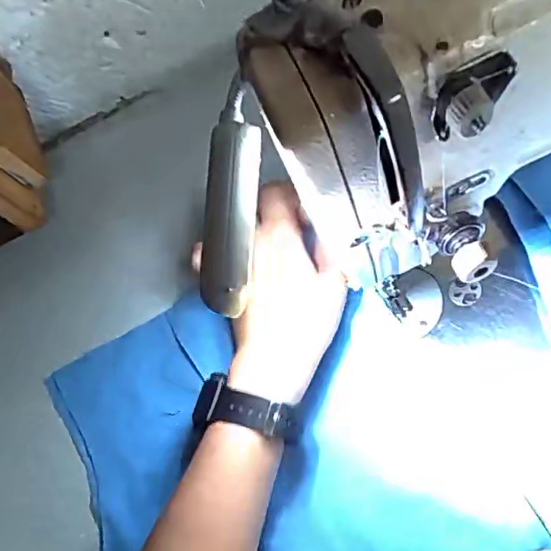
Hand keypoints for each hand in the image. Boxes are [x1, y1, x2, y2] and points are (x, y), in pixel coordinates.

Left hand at [202, 182, 346, 403]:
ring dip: (254, 229)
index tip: (304, 206)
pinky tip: (241, 260)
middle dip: (276, 210)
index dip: (292, 194)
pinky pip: (215, 255)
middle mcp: (251, 244)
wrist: (275, 357)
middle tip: (296, 226)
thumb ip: (330, 249)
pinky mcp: (226, 282)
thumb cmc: (306, 324)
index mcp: (279, 236)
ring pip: (237, 230)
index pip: (276, 192)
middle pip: (256, 207)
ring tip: (272, 243)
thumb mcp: (335, 283)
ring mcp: (234, 262)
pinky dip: (226, 251)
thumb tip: (326, 234)